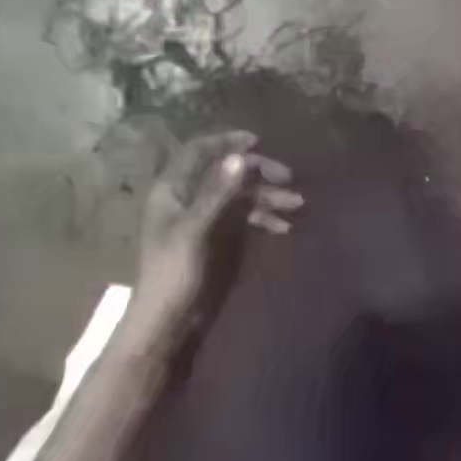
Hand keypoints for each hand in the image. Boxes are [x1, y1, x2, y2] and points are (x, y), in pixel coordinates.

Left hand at [134, 130, 300, 318]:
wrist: (164, 319)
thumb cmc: (172, 272)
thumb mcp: (195, 230)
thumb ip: (216, 193)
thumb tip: (240, 157)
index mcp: (171, 189)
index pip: (199, 151)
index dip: (227, 141)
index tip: (259, 142)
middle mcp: (185, 197)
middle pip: (224, 173)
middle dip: (257, 172)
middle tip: (289, 177)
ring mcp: (199, 218)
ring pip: (236, 197)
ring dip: (265, 198)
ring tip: (297, 205)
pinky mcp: (211, 237)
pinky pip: (238, 218)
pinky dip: (259, 219)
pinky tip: (282, 227)